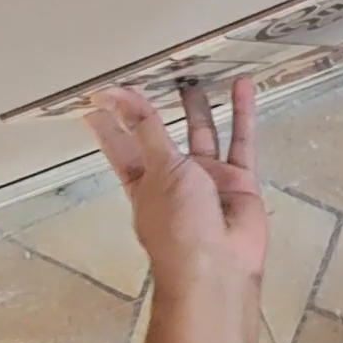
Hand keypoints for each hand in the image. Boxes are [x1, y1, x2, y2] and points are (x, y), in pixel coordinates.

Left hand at [83, 77, 267, 285]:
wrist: (219, 265)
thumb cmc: (179, 224)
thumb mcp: (158, 170)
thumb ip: (145, 128)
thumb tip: (115, 96)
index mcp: (145, 183)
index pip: (123, 148)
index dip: (112, 126)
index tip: (99, 100)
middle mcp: (176, 179)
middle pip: (165, 138)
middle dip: (160, 112)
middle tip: (156, 78)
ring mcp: (210, 180)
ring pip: (205, 135)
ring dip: (201, 108)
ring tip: (196, 76)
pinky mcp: (241, 181)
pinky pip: (242, 142)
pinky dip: (243, 114)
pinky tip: (244, 87)